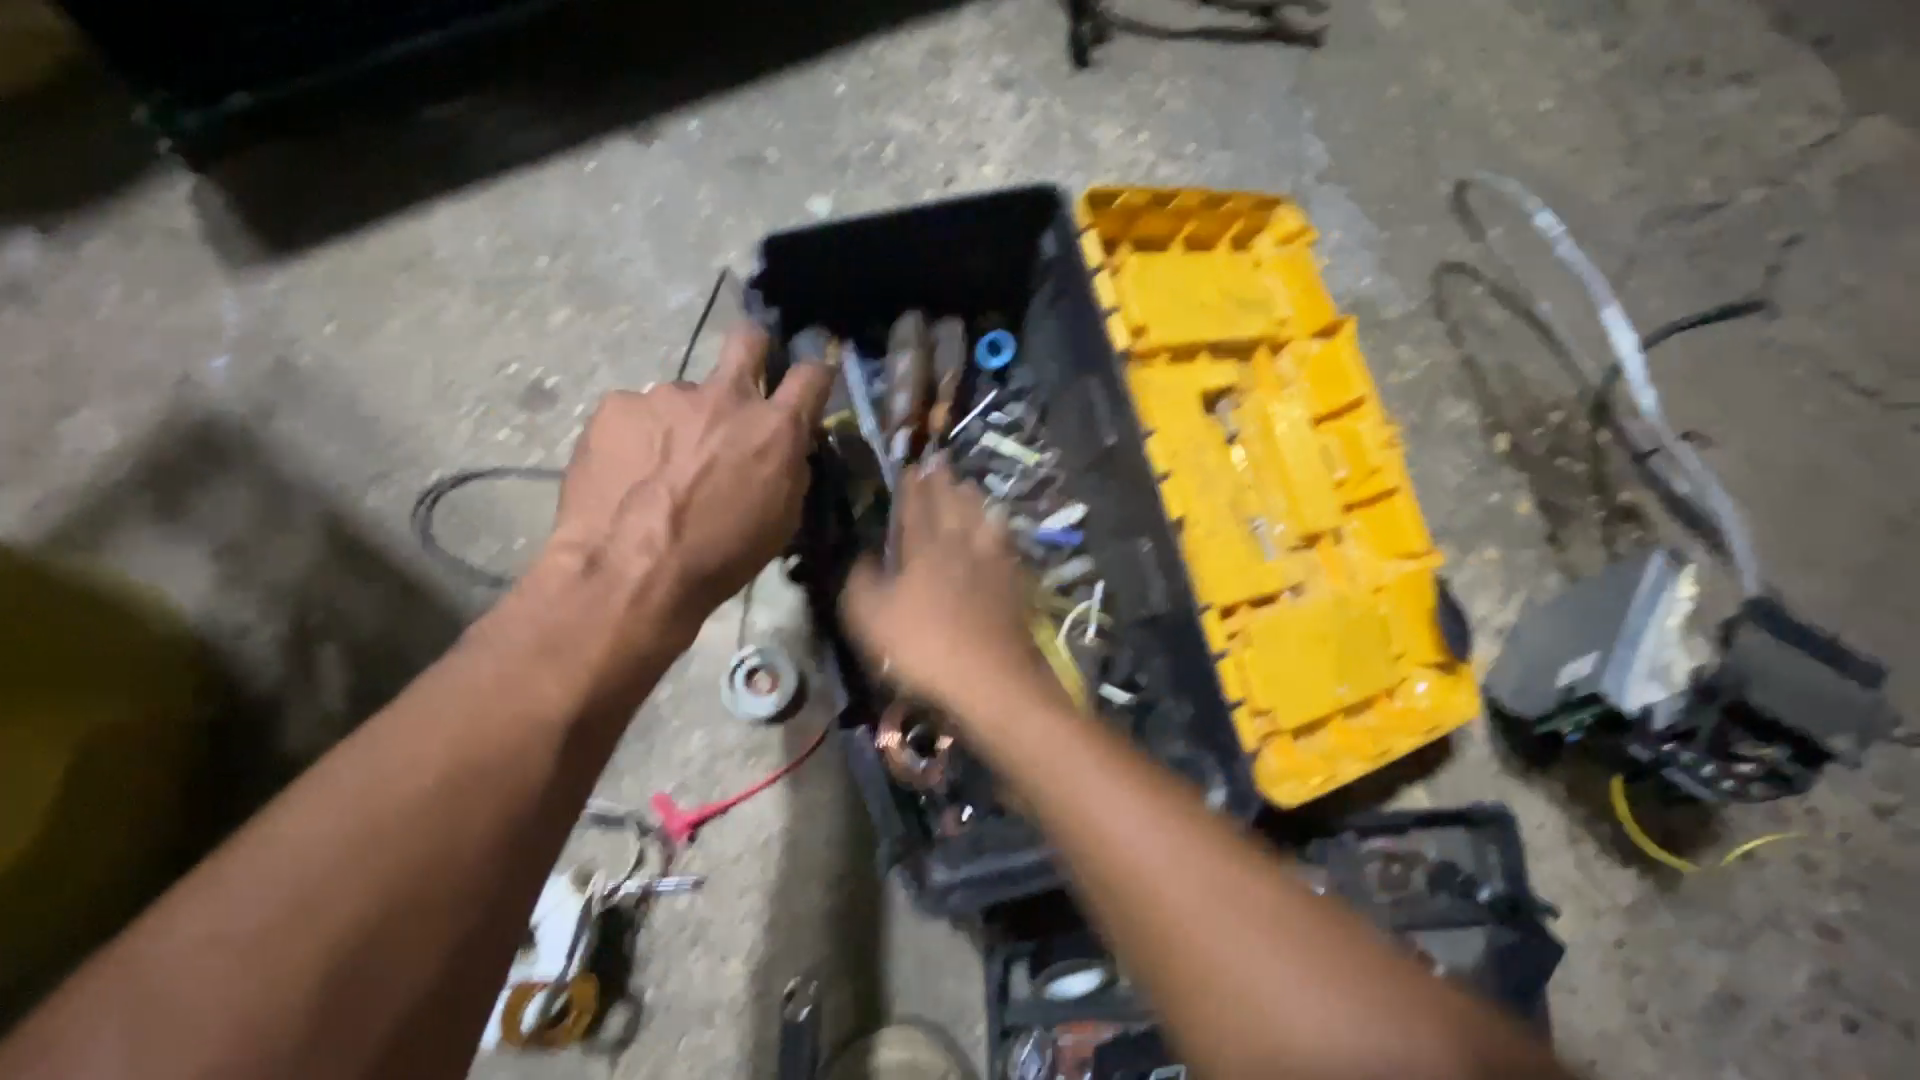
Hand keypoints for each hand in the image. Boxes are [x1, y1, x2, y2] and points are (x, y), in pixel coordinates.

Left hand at [545, 324, 833, 629]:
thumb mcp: (780, 522)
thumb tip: (784, 449)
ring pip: (683, 395)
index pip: (812, 374)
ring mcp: (666, 395)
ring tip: (659, 469)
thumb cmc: (718, 559)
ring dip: (681, 422)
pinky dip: (637, 438)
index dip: (815, 375)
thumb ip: (788, 470)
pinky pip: (636, 414)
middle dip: (753, 349)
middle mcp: (725, 397)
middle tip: (740, 384)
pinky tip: (626, 474)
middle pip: (747, 339)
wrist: (630, 574)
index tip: (808, 385)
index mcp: (775, 428)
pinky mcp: (617, 405)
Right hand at [839, 460, 1058, 719]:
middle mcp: (959, 545)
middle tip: (940, 462)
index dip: (912, 486)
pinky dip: (998, 528)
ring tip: (968, 485)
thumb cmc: (922, 648)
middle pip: (953, 504)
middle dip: (944, 481)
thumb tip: (865, 555)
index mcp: (923, 548)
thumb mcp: (869, 618)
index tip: (911, 466)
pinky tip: (998, 529)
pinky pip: (1005, 543)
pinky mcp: (1014, 584)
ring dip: (973, 498)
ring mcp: (992, 562)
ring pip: (982, 518)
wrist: (990, 678)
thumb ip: (861, 580)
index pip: (916, 506)